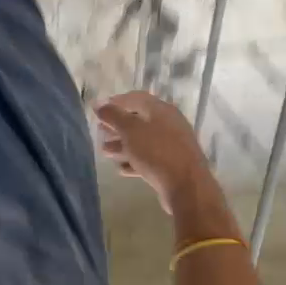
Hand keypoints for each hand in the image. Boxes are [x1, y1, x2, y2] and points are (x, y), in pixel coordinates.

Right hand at [94, 90, 212, 212]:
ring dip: (123, 145)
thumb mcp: (130, 130)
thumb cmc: (156, 151)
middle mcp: (169, 124)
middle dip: (117, 126)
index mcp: (161, 110)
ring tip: (105, 151)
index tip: (99, 110)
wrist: (187, 186)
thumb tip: (99, 104)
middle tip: (100, 132)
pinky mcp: (172, 165)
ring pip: (143, 141)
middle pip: (139, 120)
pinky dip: (134, 160)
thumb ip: (113, 115)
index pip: (136, 98)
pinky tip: (121, 168)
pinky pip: (150, 158)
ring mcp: (172, 145)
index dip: (116, 102)